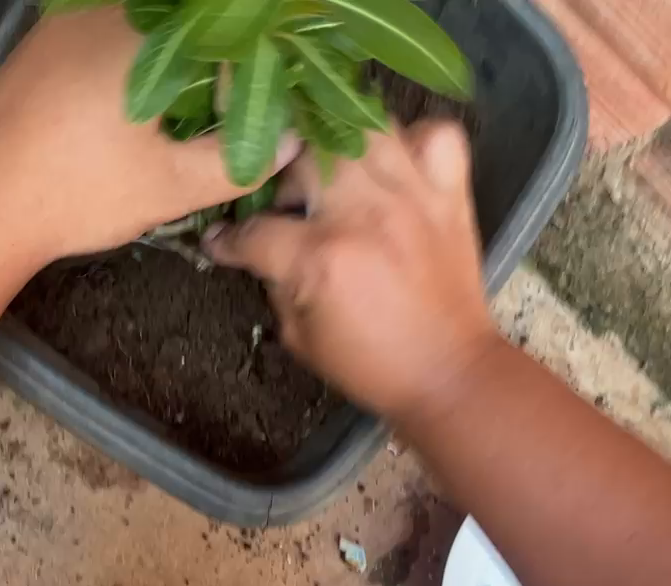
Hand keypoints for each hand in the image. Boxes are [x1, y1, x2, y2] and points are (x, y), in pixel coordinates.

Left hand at [0, 8, 294, 261]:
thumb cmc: (76, 194)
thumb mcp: (168, 187)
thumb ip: (234, 161)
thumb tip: (290, 139)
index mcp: (145, 31)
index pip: (225, 29)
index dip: (254, 65)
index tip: (265, 103)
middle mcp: (105, 9)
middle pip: (184, 24)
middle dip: (214, 66)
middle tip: (226, 117)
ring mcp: (64, 23)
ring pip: (144, 33)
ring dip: (172, 69)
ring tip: (183, 121)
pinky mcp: (39, 49)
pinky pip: (104, 43)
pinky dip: (131, 70)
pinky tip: (129, 116)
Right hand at [202, 121, 502, 419]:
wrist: (447, 373)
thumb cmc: (369, 365)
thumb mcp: (300, 337)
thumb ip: (276, 285)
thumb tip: (264, 252)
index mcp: (322, 259)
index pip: (255, 231)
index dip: (228, 239)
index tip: (219, 241)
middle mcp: (366, 213)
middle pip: (303, 156)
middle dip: (281, 177)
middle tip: (285, 205)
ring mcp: (413, 195)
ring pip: (363, 127)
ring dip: (335, 148)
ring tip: (332, 175)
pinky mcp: (451, 193)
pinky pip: (432, 135)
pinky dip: (410, 143)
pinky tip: (394, 169)